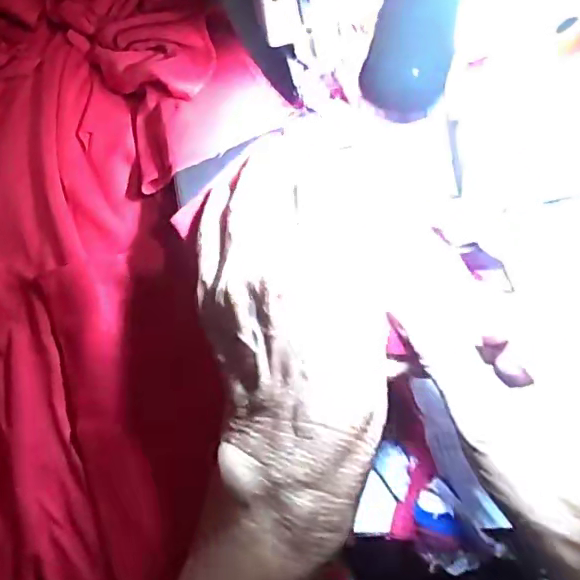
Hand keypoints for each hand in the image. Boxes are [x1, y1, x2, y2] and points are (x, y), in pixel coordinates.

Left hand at [156, 120, 403, 579]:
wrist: (282, 446)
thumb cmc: (346, 398)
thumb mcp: (376, 327)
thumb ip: (365, 258)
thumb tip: (358, 204)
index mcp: (316, 276)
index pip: (319, 189)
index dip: (332, 155)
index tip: (342, 137)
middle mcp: (261, 265)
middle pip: (270, 183)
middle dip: (290, 148)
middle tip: (308, 133)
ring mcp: (223, 275)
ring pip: (233, 197)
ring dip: (254, 165)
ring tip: (273, 148)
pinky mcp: (204, 289)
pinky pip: (208, 226)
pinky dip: (224, 197)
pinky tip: (236, 187)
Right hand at [390, 253, 579, 579]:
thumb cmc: (549, 489)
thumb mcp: (484, 419)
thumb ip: (439, 349)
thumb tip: (395, 292)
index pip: (521, 269)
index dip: (474, 234)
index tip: (430, 212)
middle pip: (522, 275)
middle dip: (469, 250)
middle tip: (423, 226)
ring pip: (515, 304)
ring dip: (466, 292)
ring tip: (421, 281)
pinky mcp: (570, 374)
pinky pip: (516, 331)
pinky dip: (476, 325)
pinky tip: (442, 333)